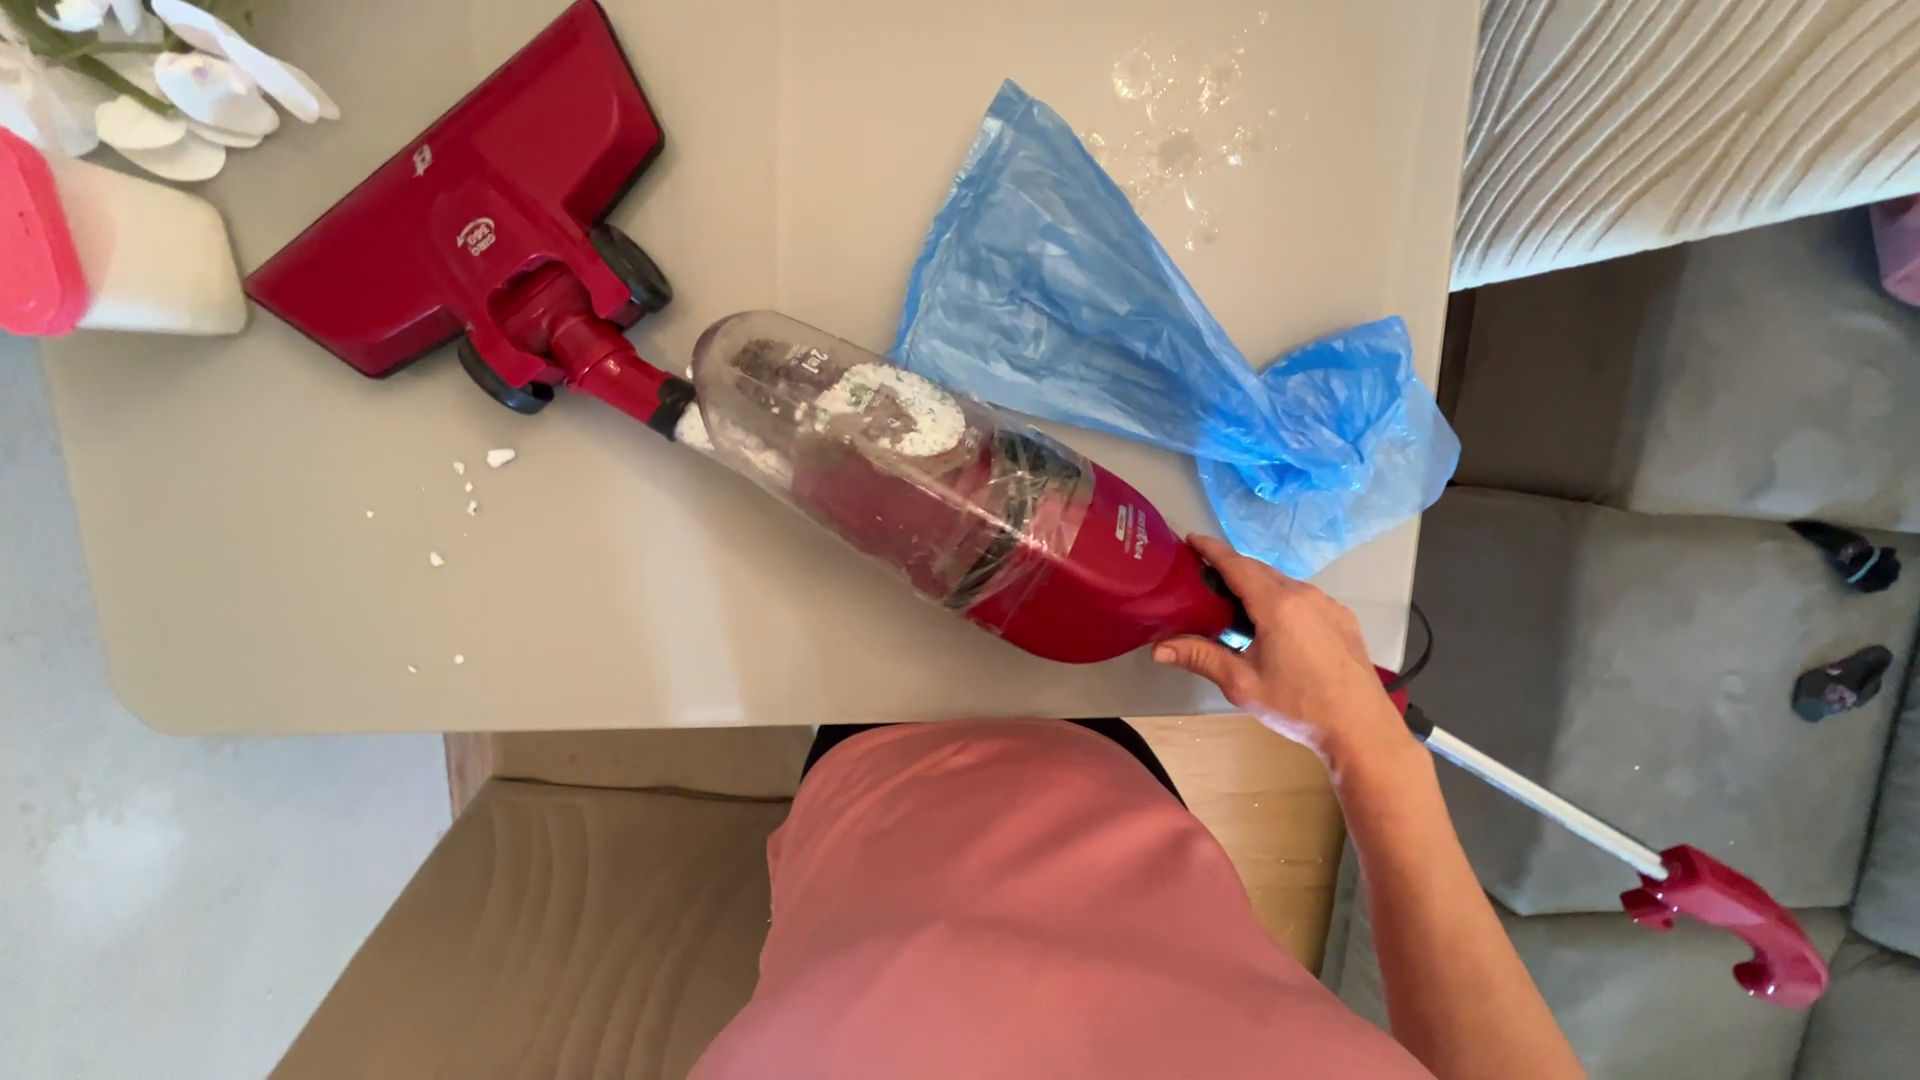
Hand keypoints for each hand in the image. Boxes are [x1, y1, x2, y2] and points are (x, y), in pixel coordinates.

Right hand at [1154, 534, 1417, 768]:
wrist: (1361, 728)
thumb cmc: (1297, 706)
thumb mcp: (1242, 684)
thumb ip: (1201, 657)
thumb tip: (1158, 649)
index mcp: (1276, 605)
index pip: (1236, 564)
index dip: (1211, 550)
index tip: (1191, 539)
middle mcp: (1304, 594)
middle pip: (1259, 569)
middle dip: (1231, 567)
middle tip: (1204, 576)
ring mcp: (1327, 604)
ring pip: (1283, 582)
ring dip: (1256, 584)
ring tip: (1234, 602)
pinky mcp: (1341, 618)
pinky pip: (1303, 596)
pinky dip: (1280, 597)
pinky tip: (1272, 623)